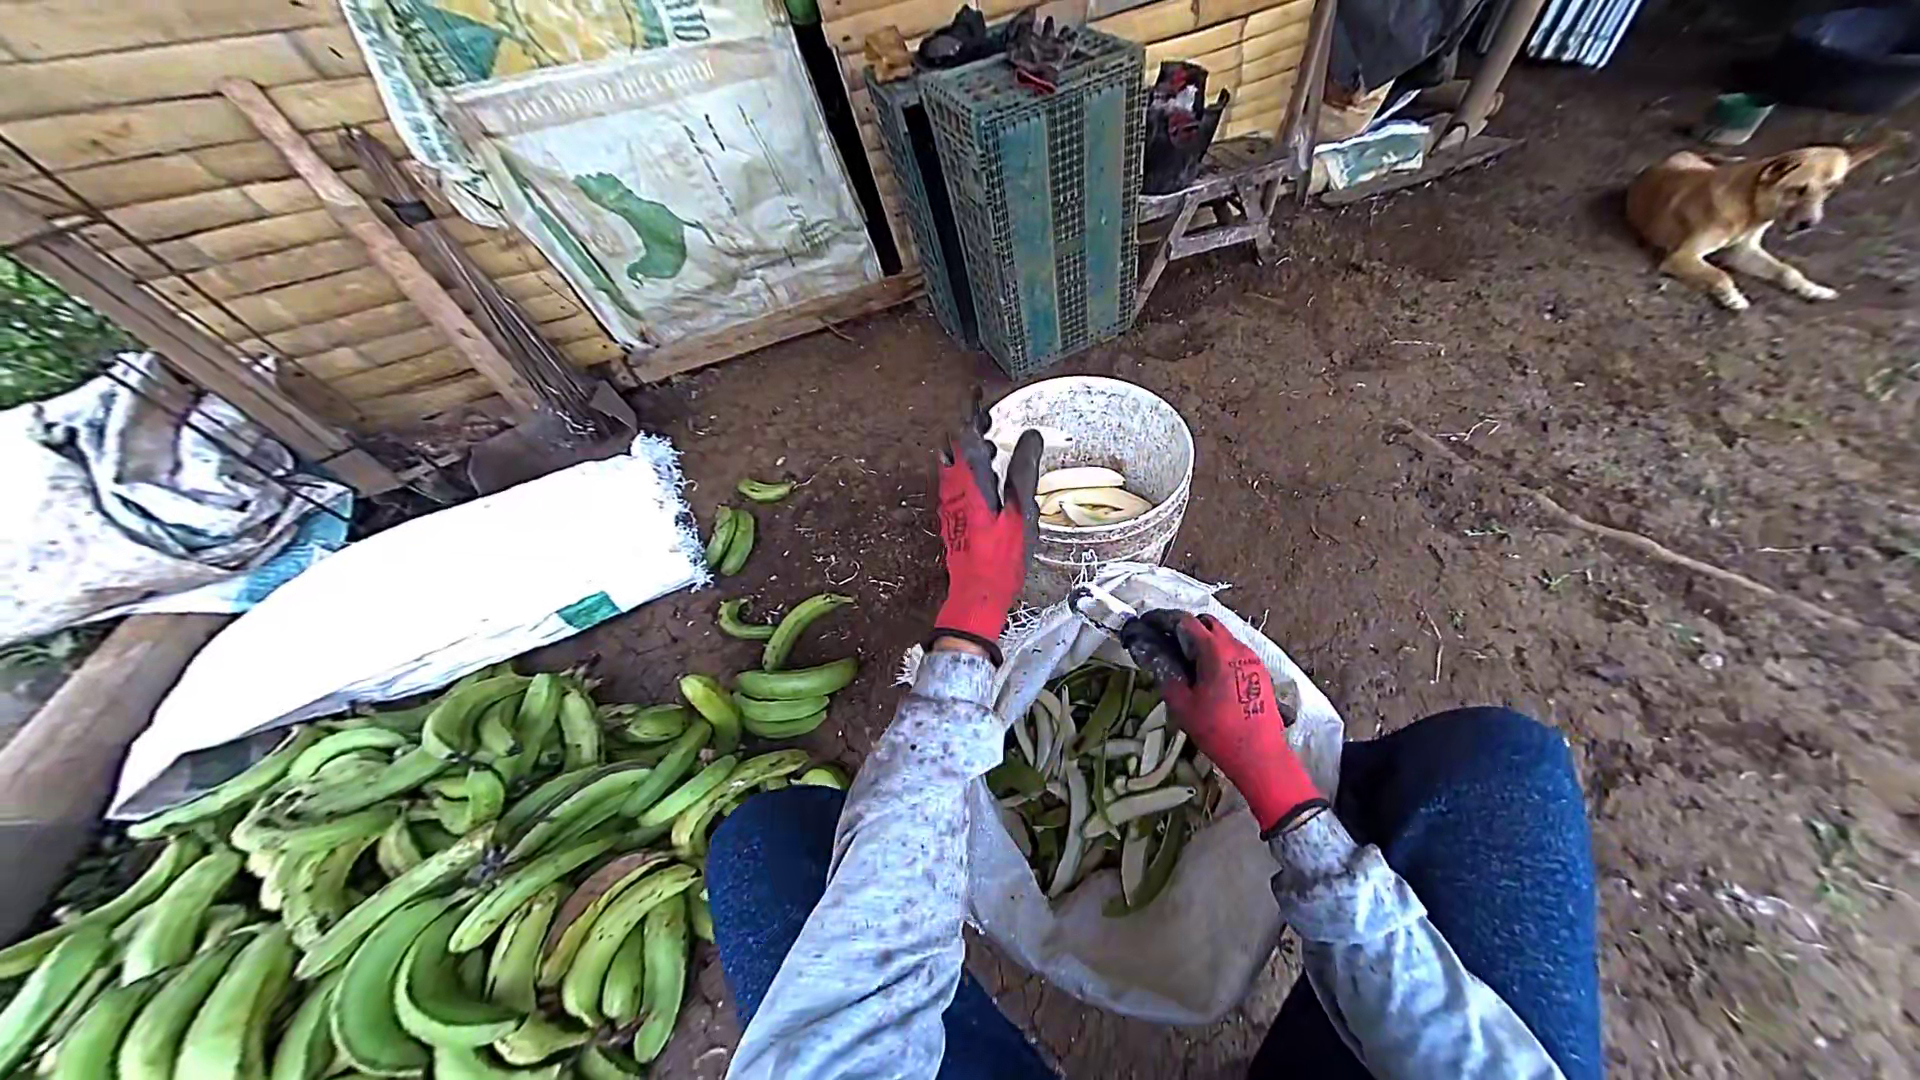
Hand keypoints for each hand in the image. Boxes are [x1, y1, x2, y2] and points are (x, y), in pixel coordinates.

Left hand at [931, 394, 1041, 661]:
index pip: (966, 434)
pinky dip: (968, 466)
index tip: (980, 392)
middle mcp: (953, 488)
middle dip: (970, 426)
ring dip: (968, 446)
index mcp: (970, 483)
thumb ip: (1022, 473)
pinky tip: (984, 472)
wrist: (976, 594)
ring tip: (988, 437)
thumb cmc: (1000, 559)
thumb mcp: (1021, 514)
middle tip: (987, 414)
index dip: (973, 411)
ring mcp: (949, 502)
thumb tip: (1029, 438)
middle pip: (955, 445)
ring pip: (953, 463)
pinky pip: (954, 479)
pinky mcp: (952, 514)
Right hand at [1120, 610, 1326, 833]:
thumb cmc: (1219, 731)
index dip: (1163, 620)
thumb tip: (1151, 654)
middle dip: (1185, 627)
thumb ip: (1165, 672)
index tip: (1149, 624)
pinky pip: (1235, 652)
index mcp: (1215, 651)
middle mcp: (1237, 648)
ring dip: (1204, 641)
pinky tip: (1208, 674)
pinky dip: (1218, 653)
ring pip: (1223, 637)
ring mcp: (1252, 659)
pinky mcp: (1260, 672)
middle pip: (1207, 623)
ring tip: (1186, 660)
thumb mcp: (1182, 704)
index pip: (1185, 621)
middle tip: (1167, 641)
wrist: (1260, 756)